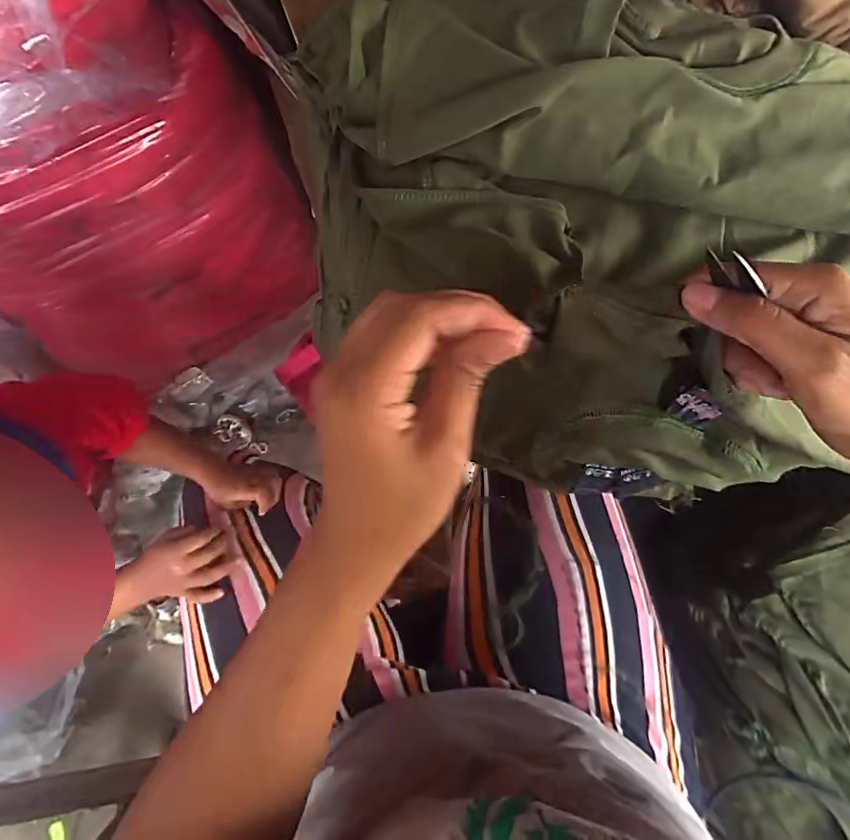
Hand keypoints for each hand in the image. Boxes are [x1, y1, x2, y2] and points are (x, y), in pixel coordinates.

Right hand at [116, 526, 237, 607]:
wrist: (139, 581)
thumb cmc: (153, 554)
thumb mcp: (166, 536)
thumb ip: (185, 532)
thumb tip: (204, 530)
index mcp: (176, 551)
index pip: (200, 539)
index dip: (213, 532)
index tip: (220, 527)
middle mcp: (183, 567)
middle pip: (208, 555)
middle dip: (222, 544)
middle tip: (231, 537)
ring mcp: (184, 583)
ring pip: (209, 576)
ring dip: (225, 568)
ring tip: (239, 560)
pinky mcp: (184, 594)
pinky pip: (198, 596)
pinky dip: (210, 596)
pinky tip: (223, 591)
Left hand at [194, 458, 284, 515]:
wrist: (212, 468)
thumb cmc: (217, 487)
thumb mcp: (227, 503)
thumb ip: (242, 505)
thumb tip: (250, 504)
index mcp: (251, 487)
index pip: (267, 495)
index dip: (266, 505)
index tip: (261, 512)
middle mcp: (257, 477)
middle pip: (275, 484)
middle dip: (274, 496)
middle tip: (267, 505)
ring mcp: (257, 470)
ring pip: (274, 476)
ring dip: (275, 487)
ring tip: (268, 495)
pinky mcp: (255, 466)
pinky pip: (269, 472)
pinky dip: (270, 479)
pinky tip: (264, 485)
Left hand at [309, 291, 529, 572]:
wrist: (354, 542)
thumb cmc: (404, 509)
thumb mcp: (446, 448)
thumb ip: (465, 379)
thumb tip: (506, 334)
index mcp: (365, 389)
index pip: (419, 319)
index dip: (471, 312)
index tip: (515, 330)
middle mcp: (341, 368)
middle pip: (401, 306)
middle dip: (457, 307)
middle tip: (503, 329)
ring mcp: (334, 369)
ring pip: (387, 311)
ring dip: (436, 312)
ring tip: (483, 333)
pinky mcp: (339, 376)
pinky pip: (378, 330)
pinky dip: (416, 327)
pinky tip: (449, 343)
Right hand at [681, 262, 849, 466]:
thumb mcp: (810, 363)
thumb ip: (751, 323)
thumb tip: (690, 291)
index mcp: (816, 283)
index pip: (738, 274)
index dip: (714, 302)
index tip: (710, 339)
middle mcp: (808, 294)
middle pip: (737, 304)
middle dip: (739, 342)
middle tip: (767, 371)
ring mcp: (804, 321)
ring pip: (741, 333)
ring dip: (749, 363)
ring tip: (783, 384)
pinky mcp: (799, 347)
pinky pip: (755, 351)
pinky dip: (760, 373)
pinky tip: (785, 388)